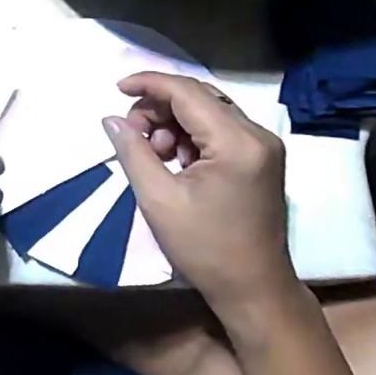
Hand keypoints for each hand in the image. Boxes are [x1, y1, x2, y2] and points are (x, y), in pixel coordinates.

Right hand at [103, 72, 295, 315]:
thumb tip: (112, 119)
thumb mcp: (159, 200)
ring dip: (174, 123)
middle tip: (132, 134)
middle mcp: (257, 134)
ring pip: (208, 112)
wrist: (254, 289)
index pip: (188, 92)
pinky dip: (191, 137)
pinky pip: (220, 130)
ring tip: (153, 153)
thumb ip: (133, 152)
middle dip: (159, 108)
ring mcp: (263, 145)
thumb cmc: (205, 249)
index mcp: (237, 142)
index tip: (117, 89)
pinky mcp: (262, 158)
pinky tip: (175, 161)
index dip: (149, 84)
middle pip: (199, 98)